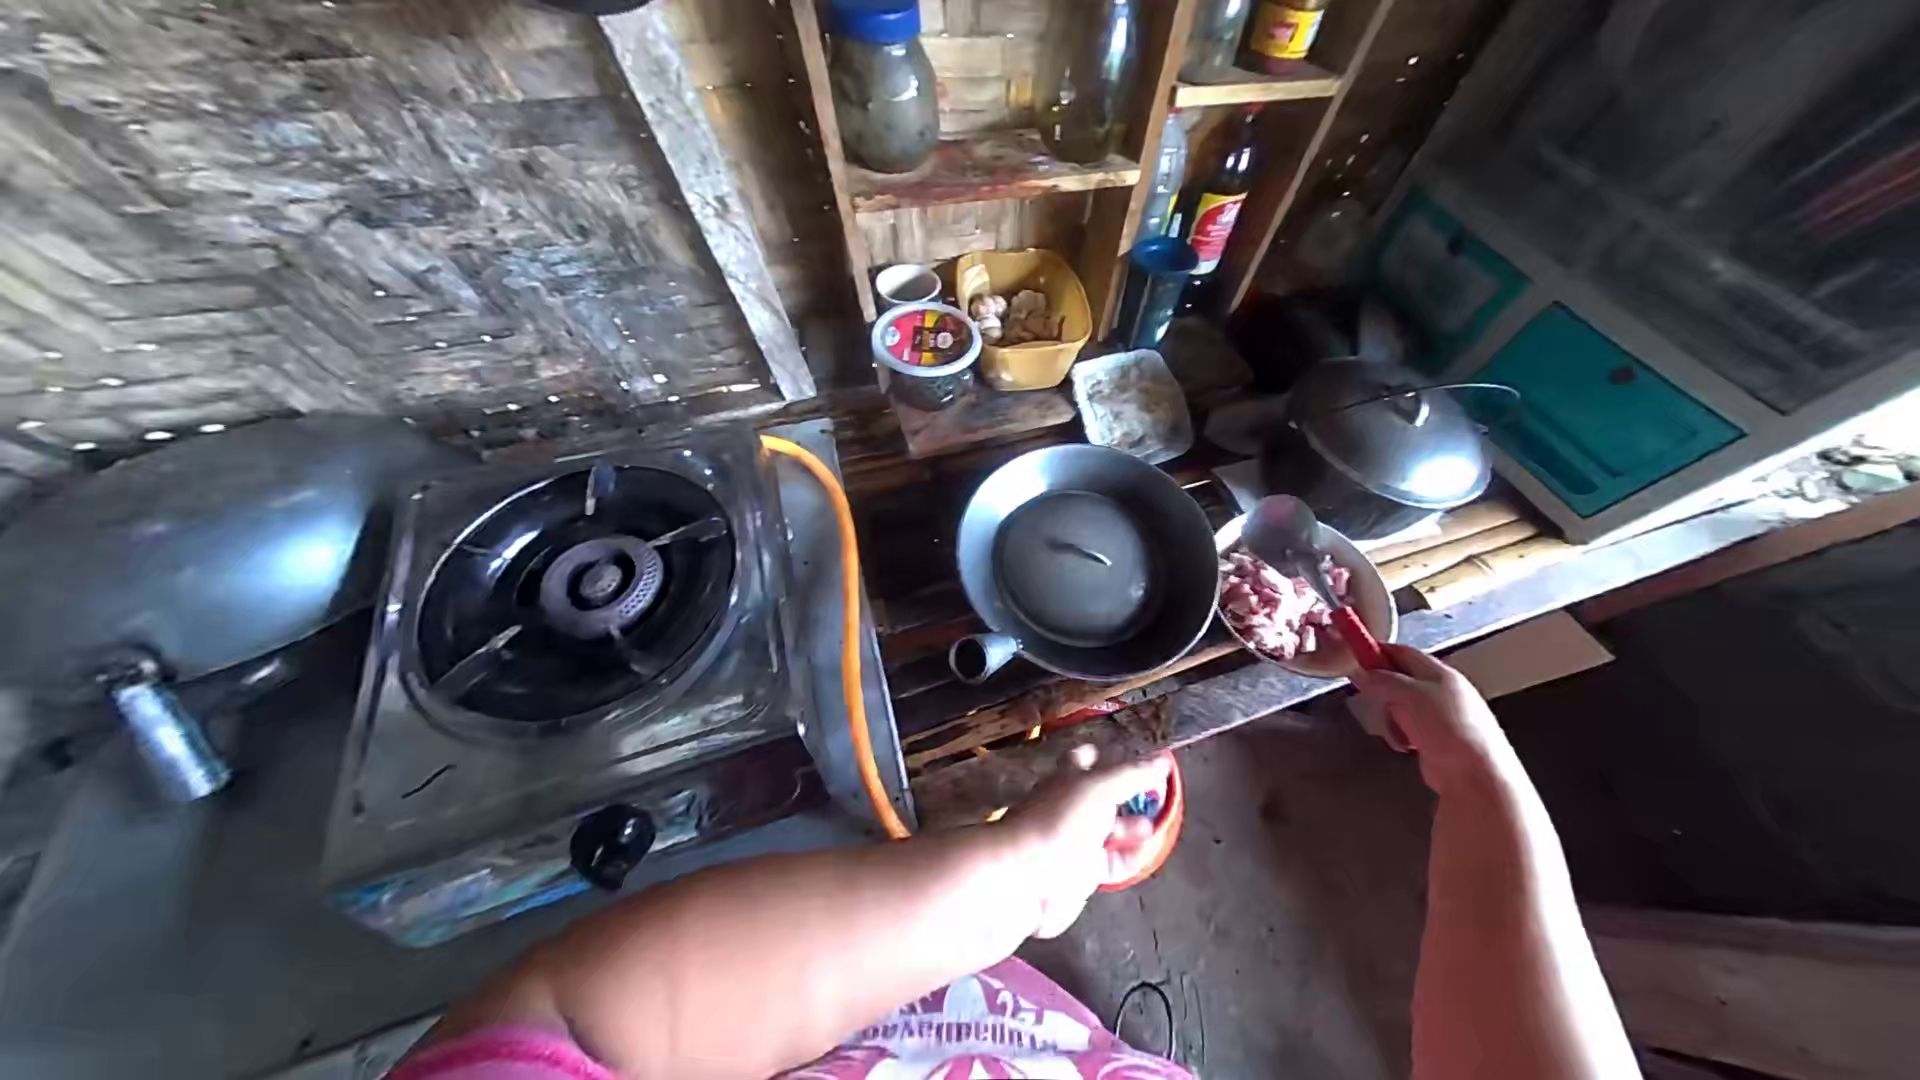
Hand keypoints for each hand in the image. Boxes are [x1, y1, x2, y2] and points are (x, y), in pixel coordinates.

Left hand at [1003, 745, 1173, 938]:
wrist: (1025, 875)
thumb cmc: (1059, 819)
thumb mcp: (1098, 788)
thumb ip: (1131, 775)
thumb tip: (1163, 760)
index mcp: (1068, 777)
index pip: (1085, 758)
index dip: (1106, 754)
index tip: (1132, 753)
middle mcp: (1070, 805)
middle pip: (1101, 795)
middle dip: (1127, 793)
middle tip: (1158, 793)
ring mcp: (1076, 840)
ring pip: (1109, 829)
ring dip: (1133, 824)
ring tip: (1159, 821)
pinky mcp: (1083, 873)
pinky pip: (1112, 862)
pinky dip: (1131, 856)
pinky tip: (1148, 851)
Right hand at [1350, 644, 1514, 794]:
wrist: (1476, 775)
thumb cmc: (1445, 726)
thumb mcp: (1407, 693)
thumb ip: (1382, 679)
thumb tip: (1364, 673)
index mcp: (1441, 673)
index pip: (1403, 652)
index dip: (1377, 652)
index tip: (1355, 657)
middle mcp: (1444, 691)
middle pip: (1400, 679)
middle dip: (1382, 690)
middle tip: (1372, 698)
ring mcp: (1443, 716)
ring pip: (1400, 705)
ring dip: (1389, 715)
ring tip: (1394, 728)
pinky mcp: (1439, 739)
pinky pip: (1407, 727)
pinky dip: (1399, 733)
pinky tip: (1404, 743)